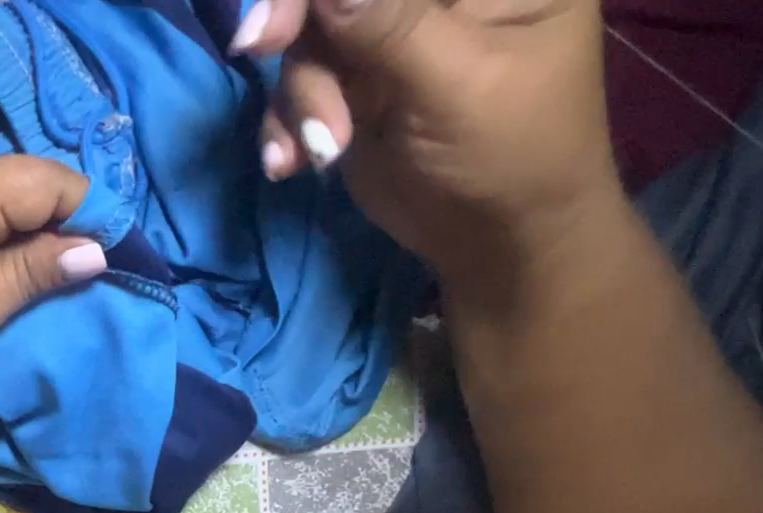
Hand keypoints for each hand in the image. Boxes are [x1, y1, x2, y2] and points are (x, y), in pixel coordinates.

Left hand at [0, 148, 105, 405]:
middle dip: (67, 229)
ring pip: (16, 194)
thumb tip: (98, 251)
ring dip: (39, 235)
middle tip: (80, 283)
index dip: (91, 221)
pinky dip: (10, 235)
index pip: (54, 183)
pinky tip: (12, 270)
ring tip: (48, 283)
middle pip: (37, 183)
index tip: (110, 268)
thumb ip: (31, 275)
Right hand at [232, 0, 625, 287]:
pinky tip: (290, 163)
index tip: (283, 14)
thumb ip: (390, 25)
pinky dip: (285, 126)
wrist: (494, 238)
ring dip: (298, 98)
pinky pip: (296, 88)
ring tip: (321, 152)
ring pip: (308, 38)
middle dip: (294, 20)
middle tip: (254, 47)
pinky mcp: (351, 86)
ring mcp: (385, 35)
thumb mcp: (455, 84)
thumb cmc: (508, 154)